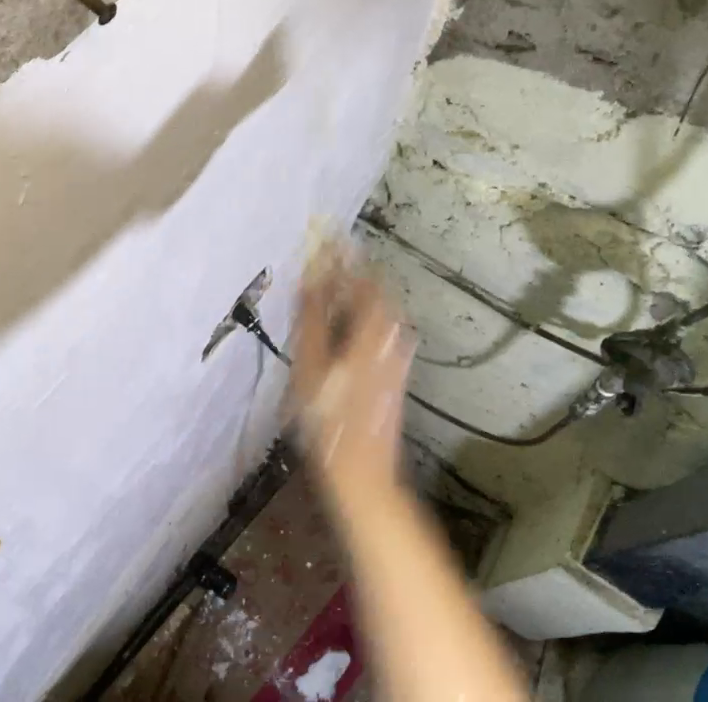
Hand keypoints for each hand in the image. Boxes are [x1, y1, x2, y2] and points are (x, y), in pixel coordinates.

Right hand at [289, 244, 414, 490]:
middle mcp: (391, 337)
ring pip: (381, 309)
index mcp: (372, 330)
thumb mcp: (311, 367)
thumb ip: (312, 319)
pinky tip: (346, 322)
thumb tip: (310, 276)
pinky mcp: (394, 371)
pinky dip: (363, 313)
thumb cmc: (330, 419)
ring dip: (359, 290)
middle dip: (354, 269)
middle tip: (330, 255)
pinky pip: (381, 326)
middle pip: (377, 291)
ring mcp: (396, 356)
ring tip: (334, 281)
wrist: (364, 472)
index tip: (326, 235)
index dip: (344, 253)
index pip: (362, 277)